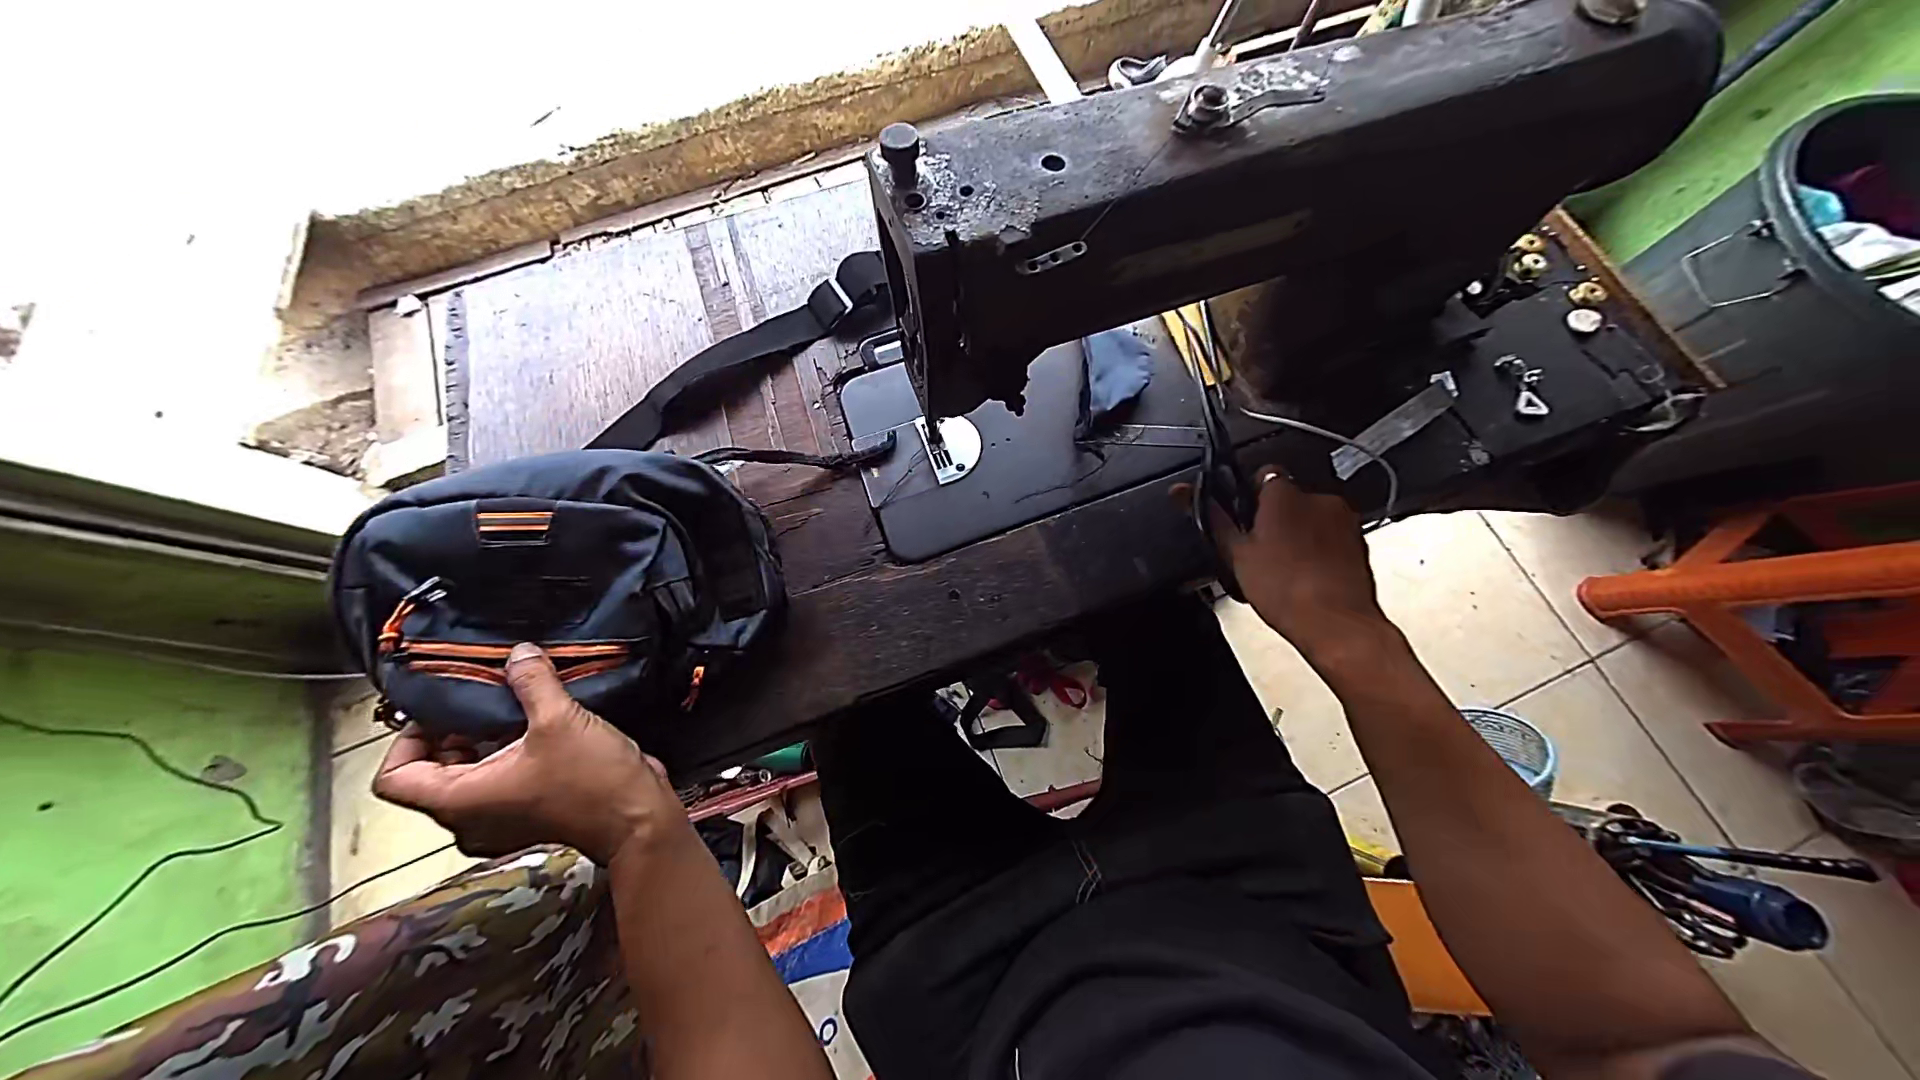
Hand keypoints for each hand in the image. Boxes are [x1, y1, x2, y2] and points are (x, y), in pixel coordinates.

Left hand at [372, 643, 687, 865]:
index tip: (440, 710)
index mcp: (460, 801)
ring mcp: (502, 821)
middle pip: (434, 774)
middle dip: (455, 733)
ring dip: (486, 743)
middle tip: (484, 699)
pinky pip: (503, 784)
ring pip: (472, 778)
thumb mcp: (560, 720)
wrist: (638, 817)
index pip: (395, 777)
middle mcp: (471, 818)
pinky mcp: (531, 815)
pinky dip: (511, 757)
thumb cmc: (591, 780)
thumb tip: (520, 653)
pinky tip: (544, 729)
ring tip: (517, 708)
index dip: (408, 739)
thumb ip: (533, 682)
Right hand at [1176, 467, 1393, 661]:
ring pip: (1310, 519)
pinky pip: (1330, 538)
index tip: (1239, 517)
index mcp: (1284, 494)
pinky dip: (1317, 551)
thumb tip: (1182, 494)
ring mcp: (1344, 521)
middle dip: (1272, 518)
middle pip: (1287, 499)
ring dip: (1296, 535)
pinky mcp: (1359, 544)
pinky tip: (1302, 577)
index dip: (1246, 495)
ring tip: (1280, 569)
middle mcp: (1319, 499)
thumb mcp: (1234, 553)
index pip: (1262, 474)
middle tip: (1255, 549)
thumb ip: (1212, 518)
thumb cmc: (1287, 590)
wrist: (1334, 623)